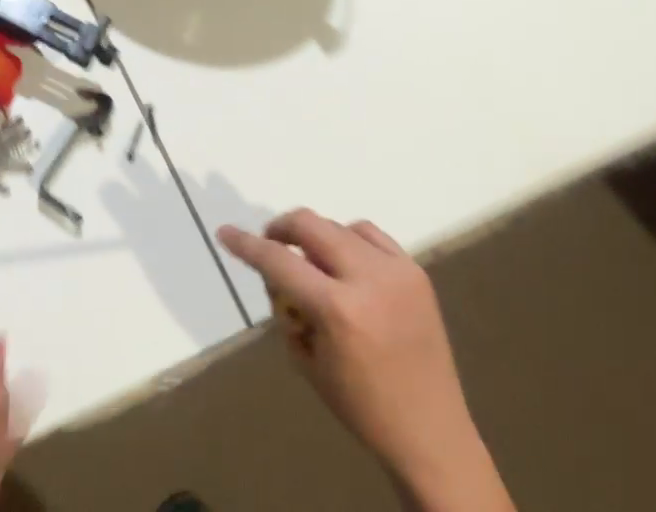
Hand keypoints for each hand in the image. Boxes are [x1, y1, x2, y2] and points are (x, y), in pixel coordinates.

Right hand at [218, 210, 513, 511]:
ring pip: (340, 226)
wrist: (430, 429)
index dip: (247, 245)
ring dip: (316, 235)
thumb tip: (277, 273)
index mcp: (337, 310)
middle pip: (311, 225)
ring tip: (309, 260)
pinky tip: (344, 261)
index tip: (225, 232)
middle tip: (270, 244)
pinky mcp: (416, 273)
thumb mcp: (306, 359)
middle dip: (281, 228)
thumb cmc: (360, 406)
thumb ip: (287, 309)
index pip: (279, 262)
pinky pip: (372, 236)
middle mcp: (368, 279)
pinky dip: (349, 239)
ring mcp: (397, 272)